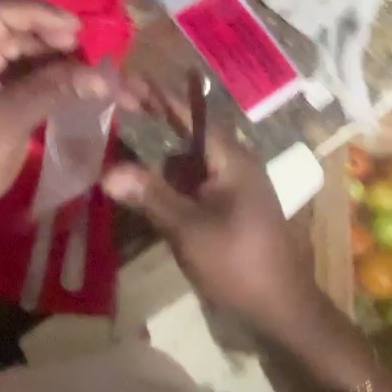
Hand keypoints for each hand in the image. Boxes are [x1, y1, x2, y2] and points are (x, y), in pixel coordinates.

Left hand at [0, 0, 108, 234]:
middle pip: (10, 22)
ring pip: (17, 43)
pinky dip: (43, 70)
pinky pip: (17, 66)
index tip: (76, 30)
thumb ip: (53, 90)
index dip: (39, 12)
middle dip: (48, 32)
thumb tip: (102, 76)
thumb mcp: (11, 122)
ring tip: (84, 68)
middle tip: (84, 51)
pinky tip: (70, 80)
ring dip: (50, 52)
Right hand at [103, 81, 322, 334]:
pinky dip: (171, 182)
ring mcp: (235, 188)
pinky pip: (195, 183)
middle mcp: (236, 164)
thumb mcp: (189, 229)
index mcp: (232, 159)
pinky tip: (147, 191)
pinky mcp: (231, 210)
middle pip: (189, 133)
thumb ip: (150, 195)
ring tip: (124, 156)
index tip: (129, 77)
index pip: (191, 113)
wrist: (284, 314)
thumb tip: (107, 172)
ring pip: (189, 161)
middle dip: (155, 121)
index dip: (159, 95)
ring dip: (160, 158)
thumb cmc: (239, 265)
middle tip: (119, 107)